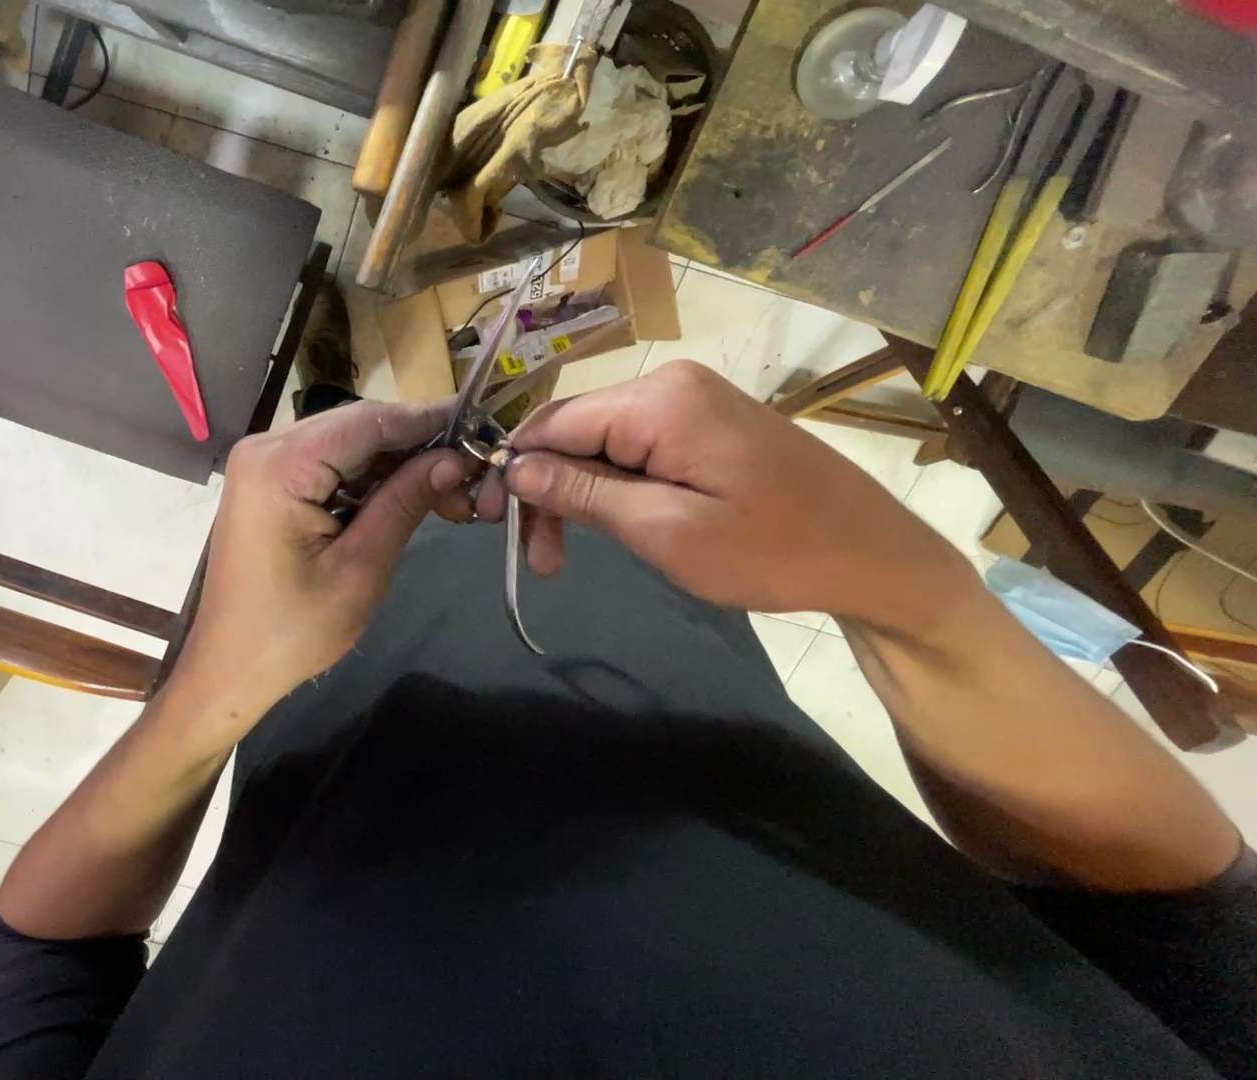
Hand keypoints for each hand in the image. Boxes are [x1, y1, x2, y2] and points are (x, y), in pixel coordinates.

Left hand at [174, 401, 471, 715]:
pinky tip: (408, 499)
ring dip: (397, 466)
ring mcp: (263, 464)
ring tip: (450, 497)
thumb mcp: (360, 569)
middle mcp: (265, 448)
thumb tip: (454, 460)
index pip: (367, 421)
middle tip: (472, 476)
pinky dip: (369, 481)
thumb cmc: (292, 631)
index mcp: (279, 466)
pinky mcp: (268, 484)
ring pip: (347, 445)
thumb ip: (404, 504)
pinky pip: (329, 466)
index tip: (480, 427)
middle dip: (416, 447)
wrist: (231, 666)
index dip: (427, 421)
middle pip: (357, 427)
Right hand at [492, 360, 976, 633]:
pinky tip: (608, 524)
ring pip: (598, 442)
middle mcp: (669, 384)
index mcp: (659, 400)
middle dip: (544, 491)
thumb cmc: (772, 552)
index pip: (552, 423)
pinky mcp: (704, 423)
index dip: (514, 470)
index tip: (493, 524)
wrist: (877, 558)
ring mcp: (691, 401)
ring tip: (561, 557)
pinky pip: (632, 447)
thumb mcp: (664, 530)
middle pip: (572, 431)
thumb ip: (584, 493)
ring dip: (574, 496)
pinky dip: (609, 488)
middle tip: (537, 557)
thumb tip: (515, 468)